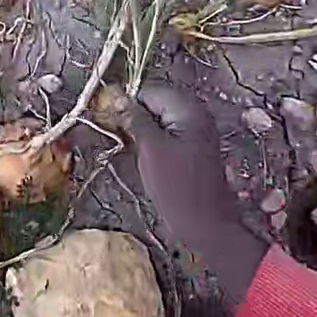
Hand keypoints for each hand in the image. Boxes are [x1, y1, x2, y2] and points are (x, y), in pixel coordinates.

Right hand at [124, 84, 267, 305]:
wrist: (206, 226)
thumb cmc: (177, 187)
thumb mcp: (150, 149)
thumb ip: (135, 119)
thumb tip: (116, 97)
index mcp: (188, 109)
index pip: (150, 91)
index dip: (128, 103)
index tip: (110, 121)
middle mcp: (196, 114)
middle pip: (156, 103)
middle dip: (135, 116)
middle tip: (118, 136)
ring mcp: (197, 132)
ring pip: (160, 120)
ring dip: (142, 130)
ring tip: (130, 149)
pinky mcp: (194, 149)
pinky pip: (168, 134)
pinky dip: (153, 141)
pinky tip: (145, 158)